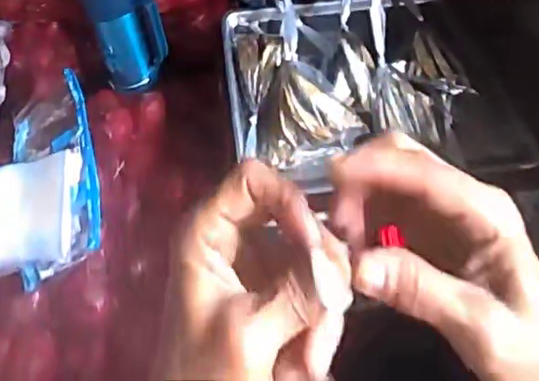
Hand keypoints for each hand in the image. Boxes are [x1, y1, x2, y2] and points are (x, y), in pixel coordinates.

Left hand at [159, 159, 352, 380]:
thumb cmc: (204, 379)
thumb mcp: (248, 336)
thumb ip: (293, 294)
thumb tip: (334, 262)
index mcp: (208, 230)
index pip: (253, 178)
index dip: (288, 199)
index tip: (315, 245)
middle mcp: (233, 236)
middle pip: (292, 216)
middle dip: (316, 267)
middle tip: (329, 312)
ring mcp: (257, 265)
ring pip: (312, 258)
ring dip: (321, 311)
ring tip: (307, 365)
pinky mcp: (276, 294)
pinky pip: (316, 291)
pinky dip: (320, 327)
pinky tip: (306, 367)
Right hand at [330, 134, 538, 380]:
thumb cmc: (535, 357)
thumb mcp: (484, 332)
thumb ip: (422, 292)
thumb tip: (357, 264)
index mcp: (486, 209)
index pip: (422, 168)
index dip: (375, 165)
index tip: (333, 177)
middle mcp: (463, 197)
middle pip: (401, 157)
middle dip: (362, 176)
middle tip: (334, 219)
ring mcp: (444, 211)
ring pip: (387, 177)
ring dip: (357, 197)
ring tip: (339, 240)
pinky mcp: (429, 230)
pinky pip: (385, 206)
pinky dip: (362, 218)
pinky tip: (353, 248)